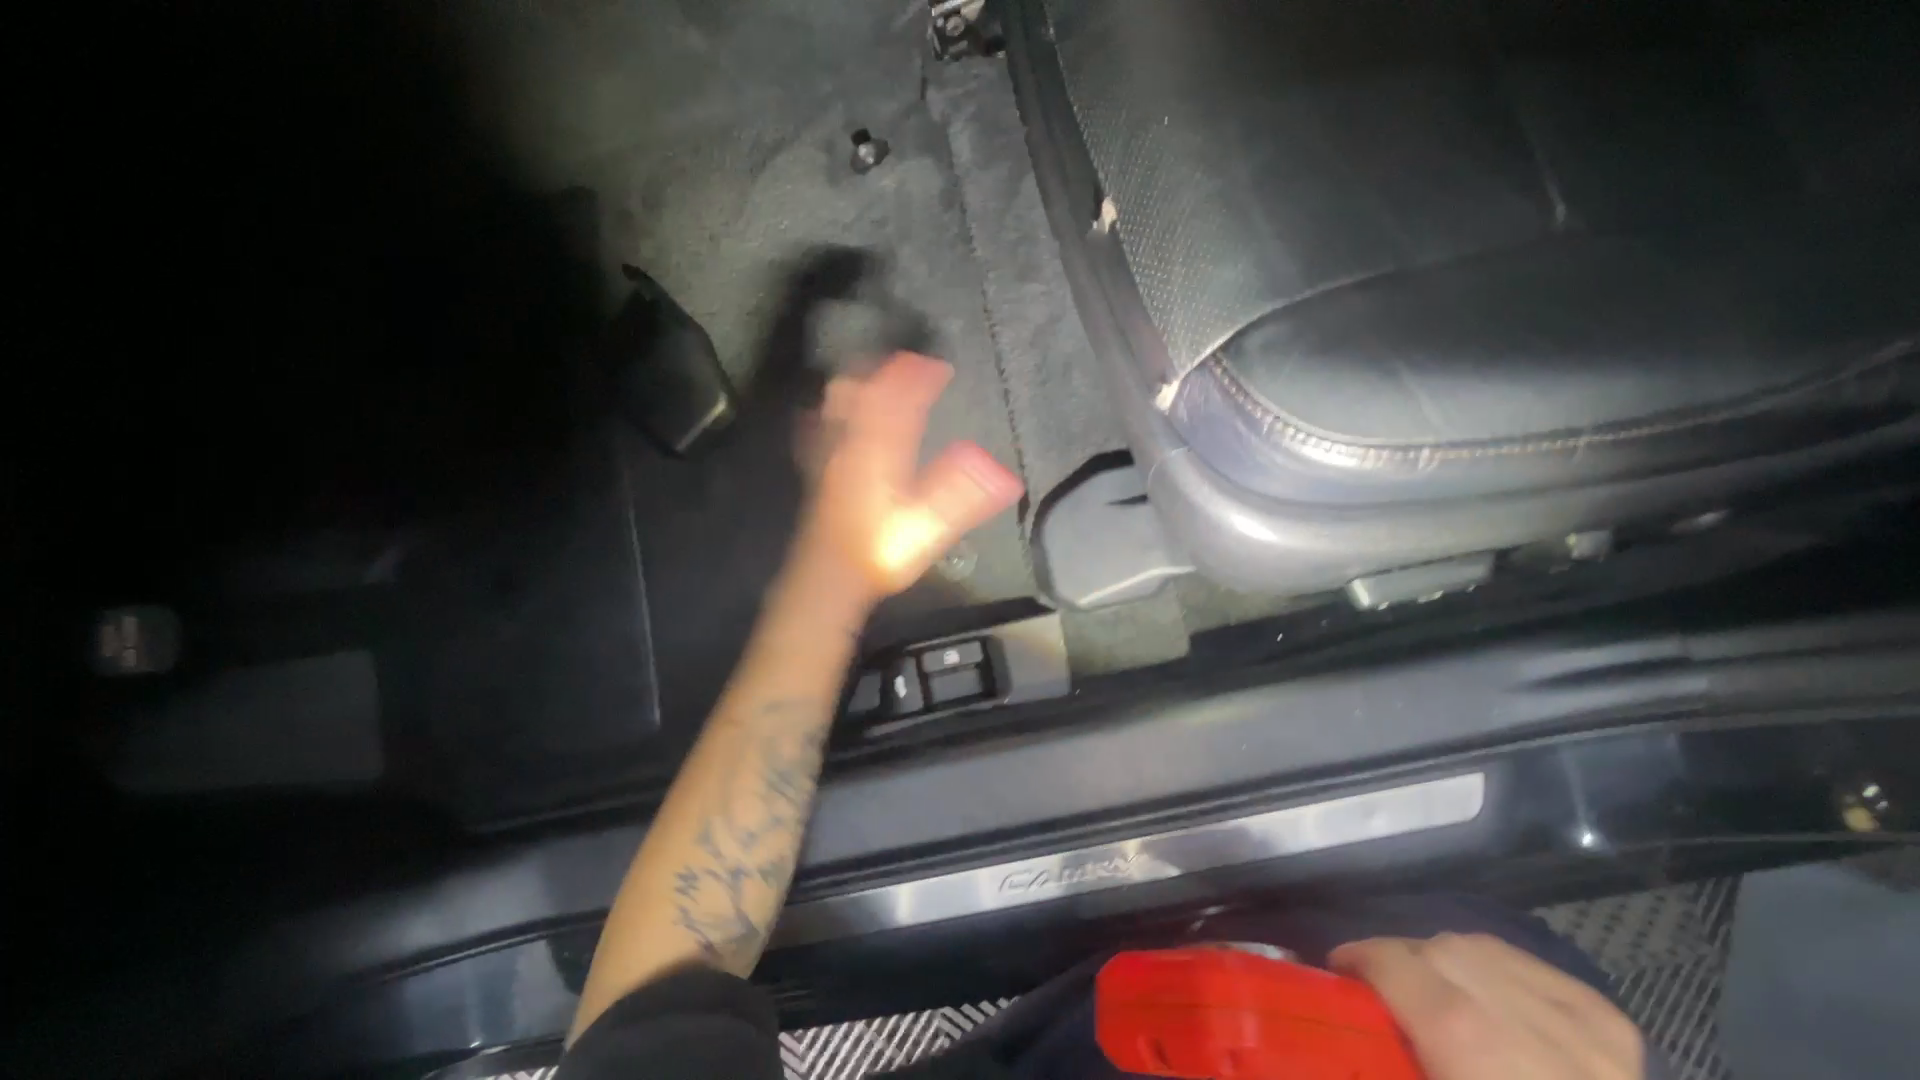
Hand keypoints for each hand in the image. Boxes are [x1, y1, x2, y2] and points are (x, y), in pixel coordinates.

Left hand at [794, 352, 1023, 599]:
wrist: (829, 577)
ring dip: (861, 382)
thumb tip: (1004, 474)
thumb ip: (963, 496)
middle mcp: (854, 445)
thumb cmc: (880, 552)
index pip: (902, 401)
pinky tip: (829, 411)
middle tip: (908, 363)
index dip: (920, 378)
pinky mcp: (821, 472)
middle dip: (889, 371)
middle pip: (867, 393)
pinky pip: (823, 428)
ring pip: (842, 405)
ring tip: (875, 373)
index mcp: (882, 452)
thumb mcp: (928, 527)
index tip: (939, 366)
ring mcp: (833, 456)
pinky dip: (834, 411)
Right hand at [1331, 933, 1645, 1079]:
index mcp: (1464, 1040)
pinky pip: (1534, 968)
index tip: (1339, 972)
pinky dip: (1500, 971)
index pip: (1395, 962)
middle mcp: (1519, 1013)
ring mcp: (1576, 1019)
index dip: (1358, 958)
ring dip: (1449, 962)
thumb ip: (1388, 1062)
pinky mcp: (1613, 1026)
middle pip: (1438, 948)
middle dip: (1402, 960)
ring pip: (1486, 950)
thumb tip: (1347, 1039)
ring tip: (1434, 991)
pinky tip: (1488, 995)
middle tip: (1383, 991)